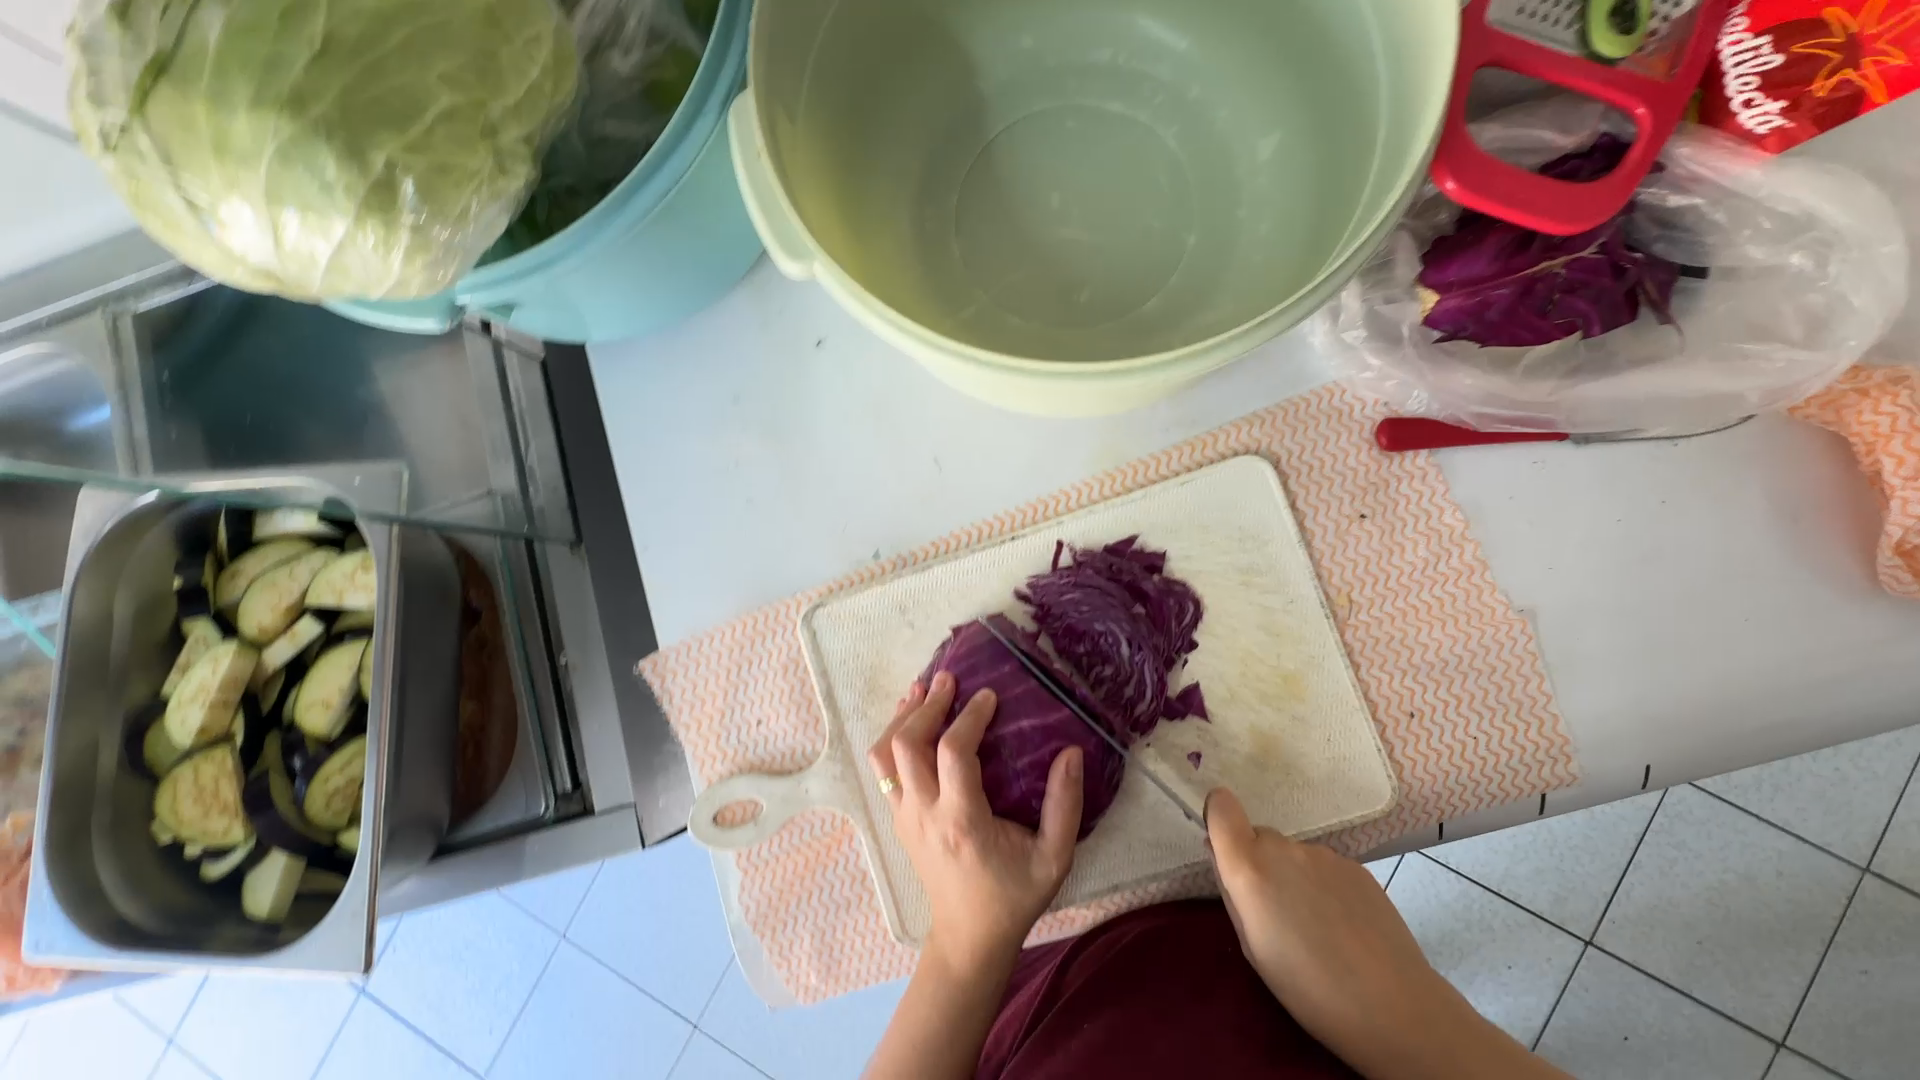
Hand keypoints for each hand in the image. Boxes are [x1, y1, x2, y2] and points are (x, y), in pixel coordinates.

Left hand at [868, 671, 1083, 970]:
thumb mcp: (1054, 858)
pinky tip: (911, 720)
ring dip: (901, 717)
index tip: (988, 695)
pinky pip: (883, 769)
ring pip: (885, 754)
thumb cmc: (1014, 896)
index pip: (952, 752)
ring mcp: (904, 816)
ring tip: (922, 689)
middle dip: (926, 705)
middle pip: (906, 744)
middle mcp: (924, 814)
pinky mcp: (898, 819)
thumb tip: (1071, 751)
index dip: (968, 716)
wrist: (969, 937)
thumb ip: (1065, 805)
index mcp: (962, 820)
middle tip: (948, 678)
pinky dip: (894, 737)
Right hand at [1206, 787, 1582, 1079]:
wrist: (1392, 1005)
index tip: (1223, 846)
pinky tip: (1342, 926)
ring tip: (1314, 926)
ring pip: (1292, 855)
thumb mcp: (1251, 946)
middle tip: (1274, 911)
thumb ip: (1233, 893)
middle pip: (1259, 837)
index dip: (1218, 817)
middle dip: (1258, 863)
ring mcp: (1324, 854)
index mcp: (1249, 867)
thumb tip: (1223, 858)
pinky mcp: (1357, 866)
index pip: (1222, 807)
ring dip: (1292, 877)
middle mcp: (1284, 848)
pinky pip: (1324, 867)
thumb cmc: (1306, 987)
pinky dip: (1323, 887)